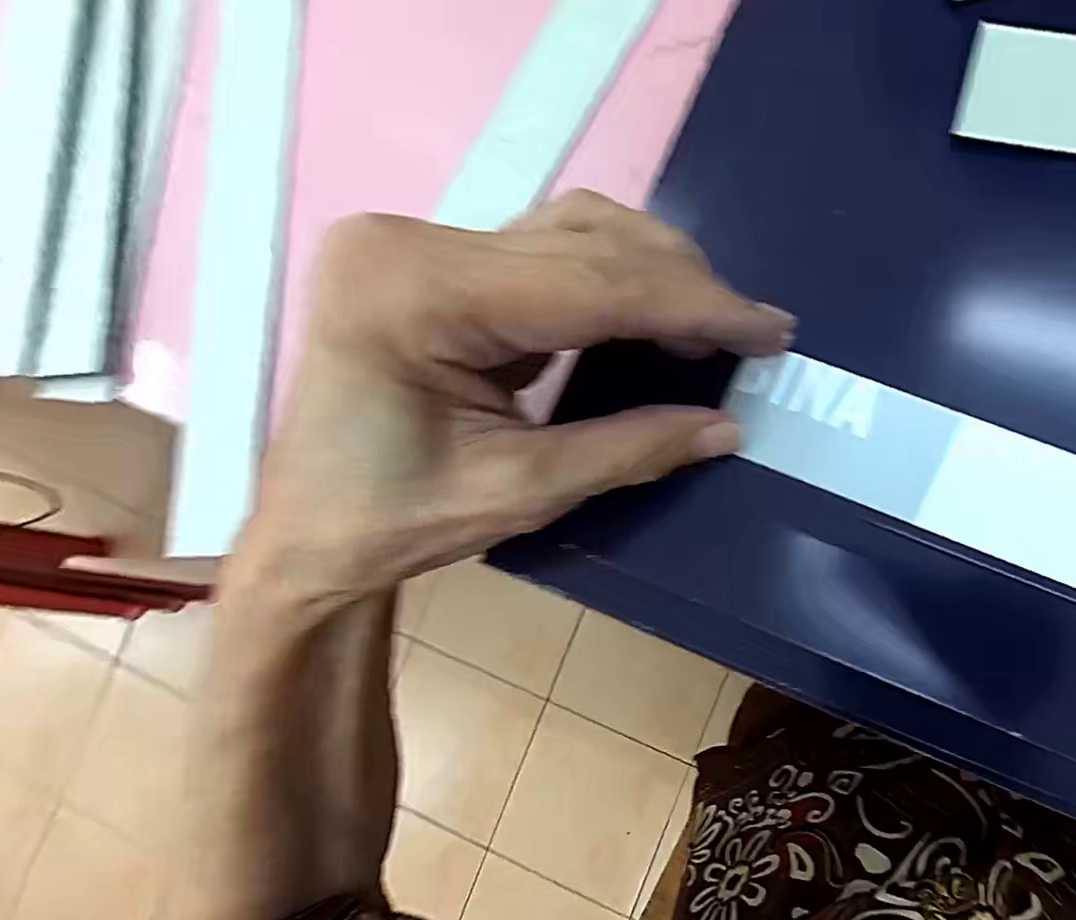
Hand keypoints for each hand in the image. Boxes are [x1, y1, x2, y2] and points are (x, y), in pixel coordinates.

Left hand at [228, 191, 794, 606]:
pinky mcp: (440, 266)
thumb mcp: (523, 493)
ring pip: (576, 233)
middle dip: (685, 285)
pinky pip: (552, 255)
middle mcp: (417, 243)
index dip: (695, 305)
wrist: (306, 530)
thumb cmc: (393, 523)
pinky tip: (659, 314)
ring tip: (716, 324)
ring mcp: (424, 247)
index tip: (769, 329)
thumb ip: (630, 450)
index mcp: (420, 294)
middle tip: (753, 331)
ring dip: (657, 274)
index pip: (592, 283)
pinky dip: (620, 283)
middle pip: (588, 240)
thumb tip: (726, 428)